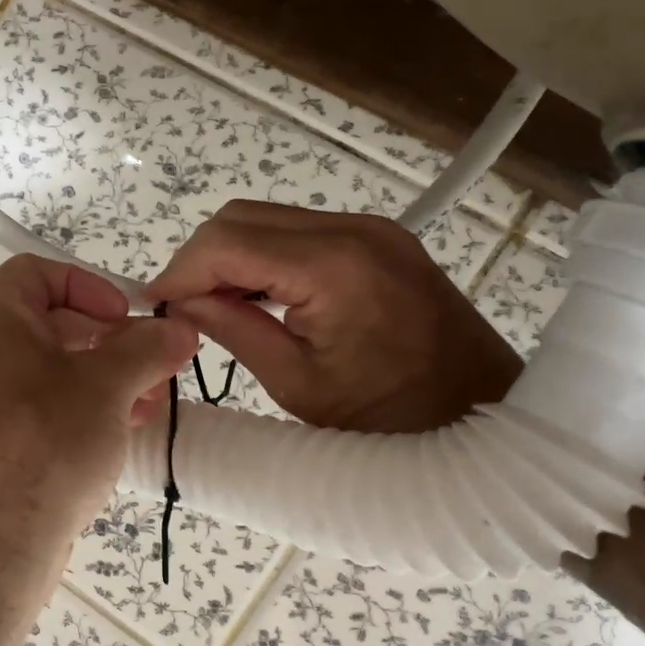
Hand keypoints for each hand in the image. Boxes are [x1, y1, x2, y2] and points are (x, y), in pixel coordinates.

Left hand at [0, 255, 202, 543]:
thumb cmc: (45, 439)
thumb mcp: (106, 385)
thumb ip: (145, 349)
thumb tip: (179, 327)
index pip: (37, 272)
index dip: (87, 285)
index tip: (126, 316)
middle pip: (48, 319)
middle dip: (107, 338)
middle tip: (154, 363)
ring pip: (46, 365)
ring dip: (101, 375)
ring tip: (148, 400)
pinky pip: (36, 401)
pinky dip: (77, 403)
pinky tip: (118, 427)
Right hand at [145, 200, 522, 433]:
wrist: (493, 427)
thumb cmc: (392, 420)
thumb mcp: (296, 383)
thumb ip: (230, 329)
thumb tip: (176, 302)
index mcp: (333, 266)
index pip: (226, 243)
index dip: (179, 271)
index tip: (152, 304)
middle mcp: (352, 229)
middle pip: (240, 218)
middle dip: (199, 258)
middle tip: (181, 306)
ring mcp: (369, 228)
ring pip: (263, 218)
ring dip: (228, 254)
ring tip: (214, 303)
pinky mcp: (377, 238)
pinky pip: (295, 229)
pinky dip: (261, 254)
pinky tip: (255, 293)